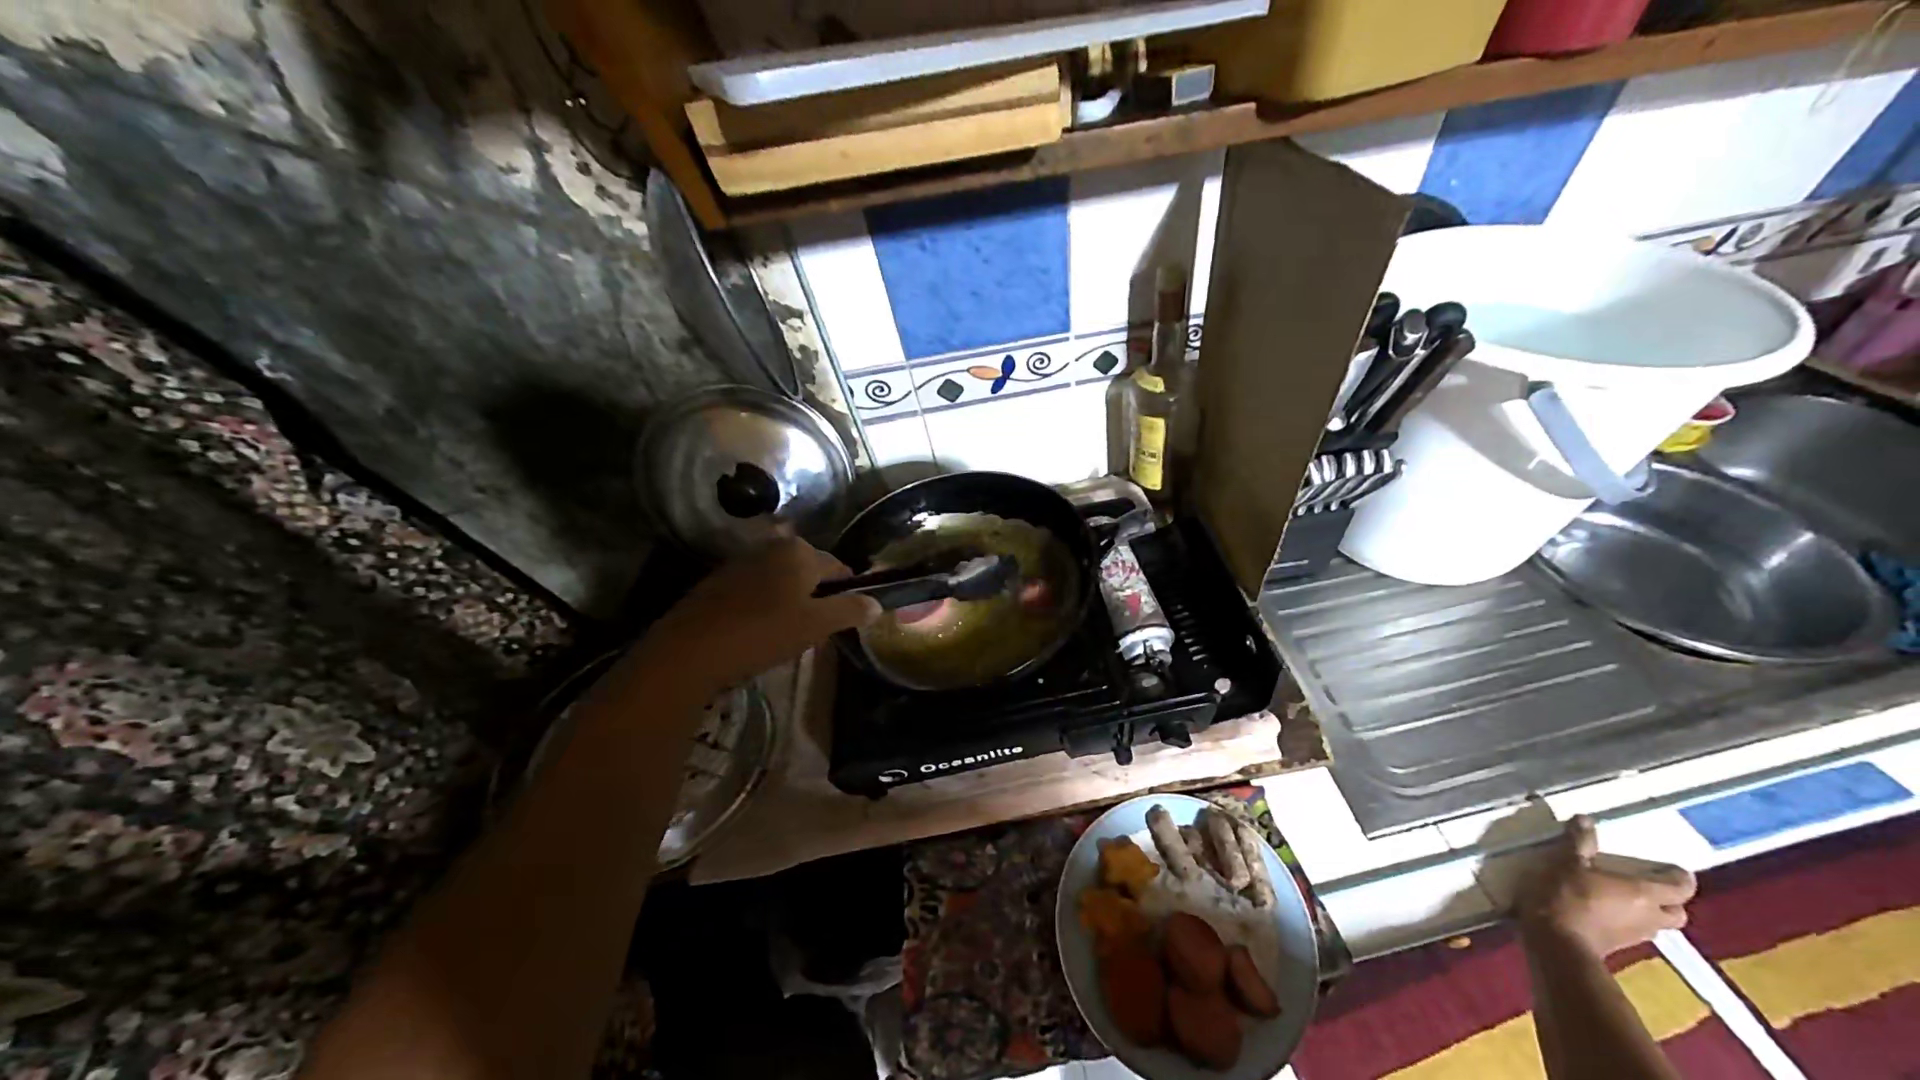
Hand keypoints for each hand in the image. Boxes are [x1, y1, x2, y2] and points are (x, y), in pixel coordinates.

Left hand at [637, 538, 880, 692]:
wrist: (691, 650)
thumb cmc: (763, 632)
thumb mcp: (816, 625)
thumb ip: (850, 610)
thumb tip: (876, 603)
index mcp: (799, 551)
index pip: (839, 567)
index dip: (849, 592)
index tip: (850, 616)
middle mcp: (771, 547)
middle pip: (808, 571)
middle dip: (817, 595)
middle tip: (819, 628)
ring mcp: (741, 562)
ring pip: (780, 579)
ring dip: (790, 600)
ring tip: (790, 632)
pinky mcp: (718, 582)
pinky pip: (755, 589)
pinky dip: (764, 605)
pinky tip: (759, 631)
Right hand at [1516, 816, 1696, 958]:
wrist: (1557, 941)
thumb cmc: (1567, 895)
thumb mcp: (1567, 862)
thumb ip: (1579, 841)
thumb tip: (1586, 819)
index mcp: (1645, 893)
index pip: (1681, 888)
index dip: (1681, 878)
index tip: (1673, 869)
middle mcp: (1651, 916)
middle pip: (1677, 911)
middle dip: (1669, 900)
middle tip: (1649, 886)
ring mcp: (1637, 934)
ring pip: (1658, 924)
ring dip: (1649, 912)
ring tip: (1625, 898)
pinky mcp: (1620, 945)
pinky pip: (1636, 930)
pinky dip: (1629, 921)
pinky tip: (1606, 912)